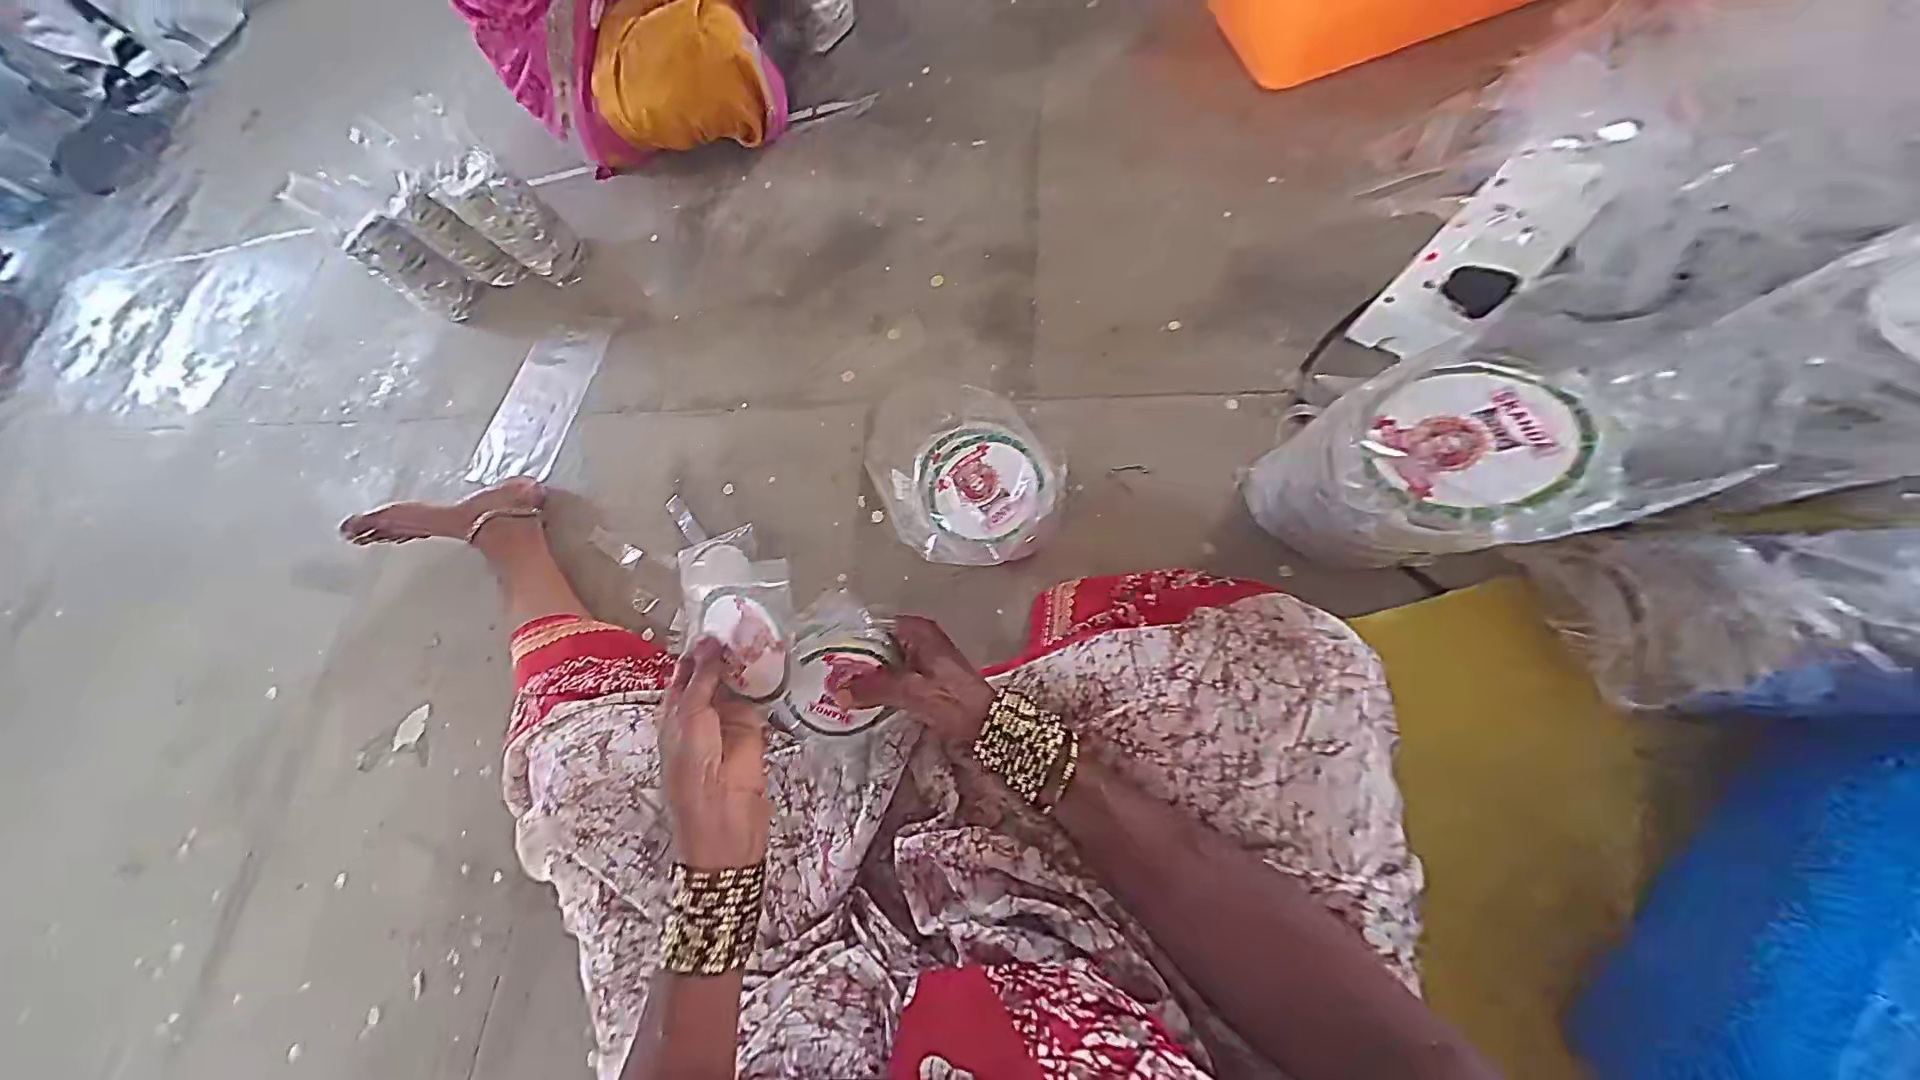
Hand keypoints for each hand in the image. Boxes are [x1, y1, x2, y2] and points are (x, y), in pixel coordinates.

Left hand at [660, 638, 769, 869]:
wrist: (727, 828)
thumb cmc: (696, 778)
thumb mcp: (692, 726)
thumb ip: (702, 684)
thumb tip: (709, 645)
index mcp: (677, 714)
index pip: (688, 673)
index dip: (700, 649)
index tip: (717, 619)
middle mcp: (703, 714)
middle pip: (716, 675)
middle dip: (728, 651)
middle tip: (746, 620)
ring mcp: (730, 722)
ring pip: (739, 684)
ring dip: (749, 663)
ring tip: (763, 632)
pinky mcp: (756, 730)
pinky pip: (761, 700)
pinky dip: (768, 681)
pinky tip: (777, 660)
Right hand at [839, 616, 994, 745]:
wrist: (987, 727)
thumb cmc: (955, 702)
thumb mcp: (912, 692)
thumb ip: (875, 687)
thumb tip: (837, 690)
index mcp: (918, 631)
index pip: (874, 625)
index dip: (850, 638)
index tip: (824, 653)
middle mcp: (918, 639)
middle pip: (876, 645)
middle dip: (853, 661)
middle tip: (823, 676)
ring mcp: (920, 660)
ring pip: (882, 663)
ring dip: (863, 677)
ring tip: (834, 689)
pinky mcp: (922, 680)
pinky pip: (890, 678)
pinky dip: (876, 687)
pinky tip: (858, 700)